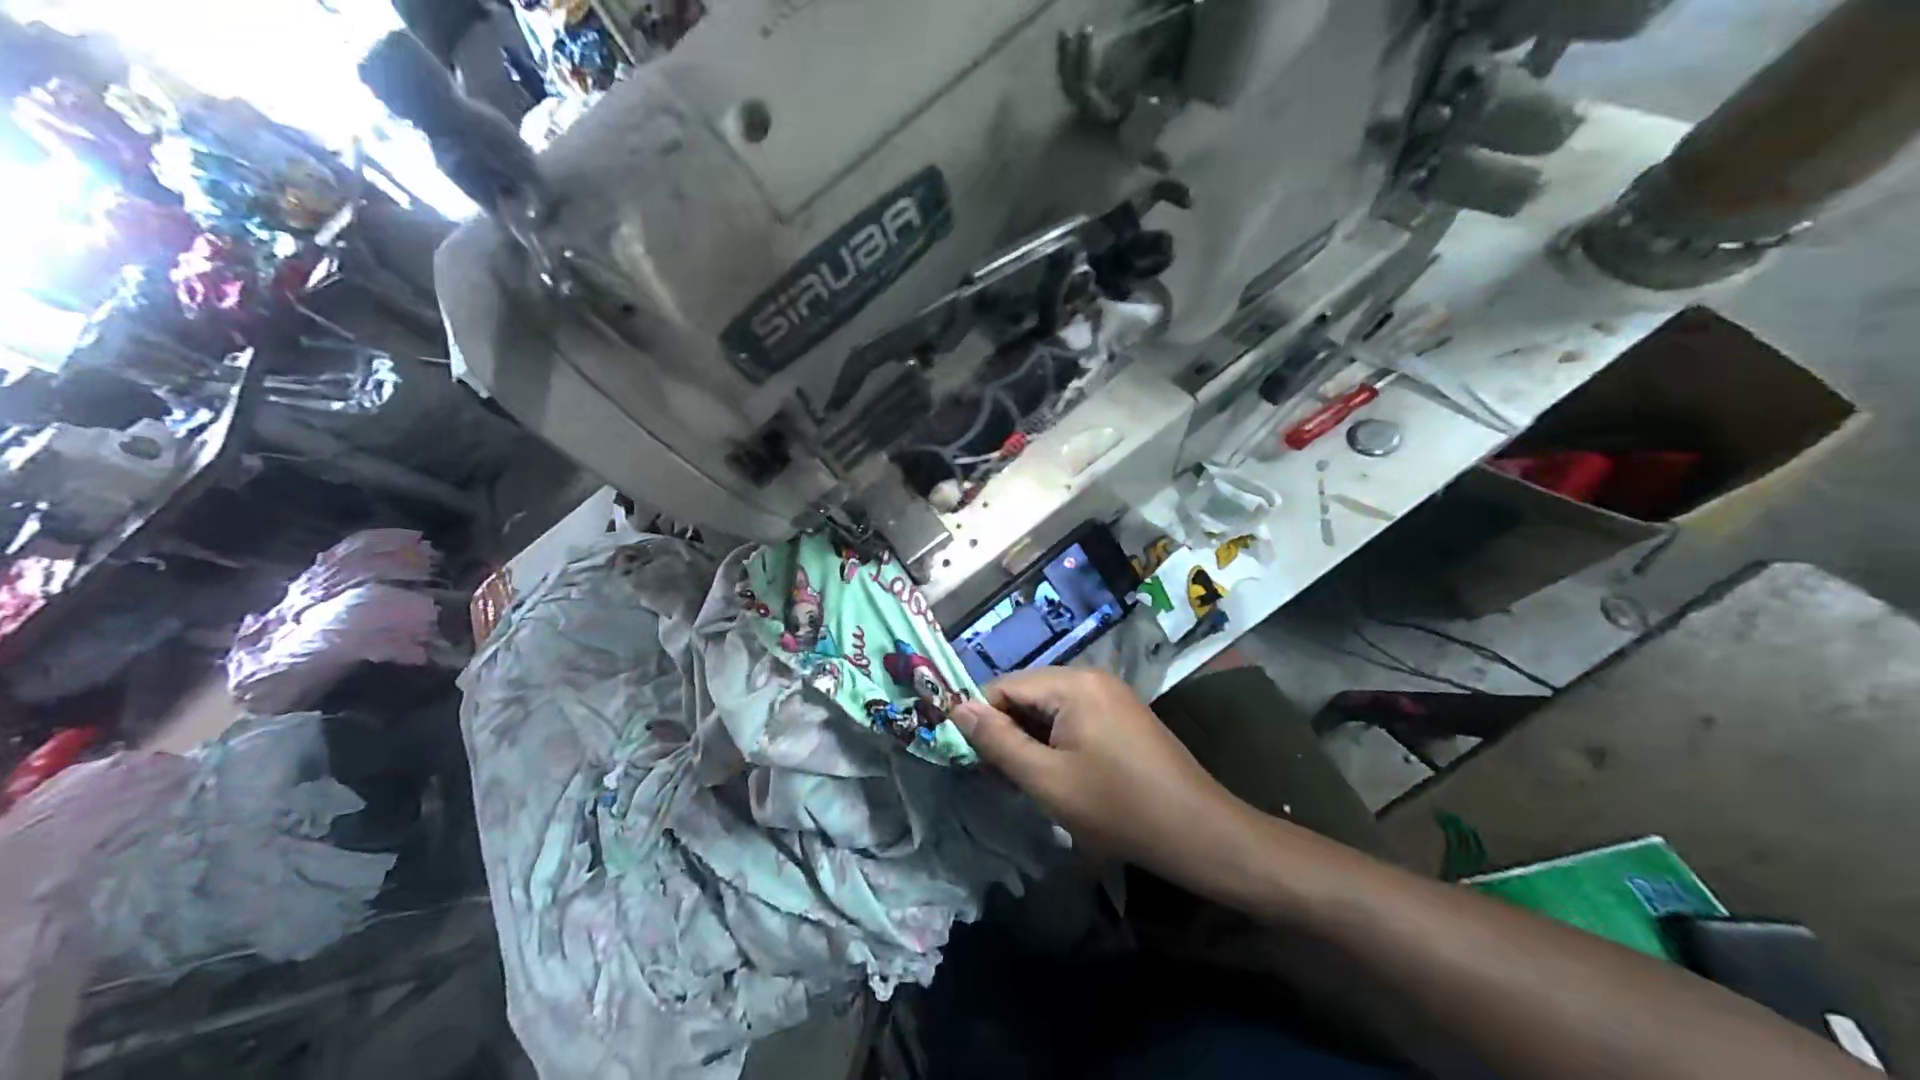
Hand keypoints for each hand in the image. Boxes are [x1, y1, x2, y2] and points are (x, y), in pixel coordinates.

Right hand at [953, 668, 1251, 876]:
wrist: (1198, 832)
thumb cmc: (1117, 807)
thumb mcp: (1046, 779)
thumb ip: (998, 741)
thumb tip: (957, 708)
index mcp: (1073, 683)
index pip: (1004, 686)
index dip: (980, 720)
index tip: (970, 760)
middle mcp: (1091, 677)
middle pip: (1027, 694)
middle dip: (1005, 732)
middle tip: (997, 779)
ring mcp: (1111, 695)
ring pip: (1048, 709)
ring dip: (1029, 741)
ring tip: (1023, 783)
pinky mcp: (1122, 716)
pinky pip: (1073, 718)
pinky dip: (1054, 743)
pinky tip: (1054, 775)